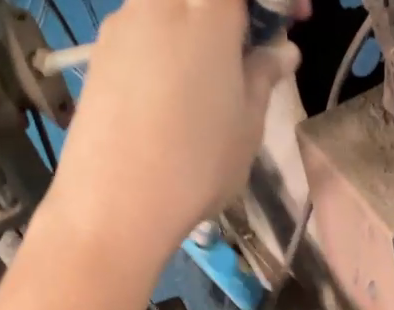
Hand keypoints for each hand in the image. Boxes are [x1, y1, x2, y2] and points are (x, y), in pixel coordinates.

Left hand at [40, 0, 302, 265]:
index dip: (276, 0)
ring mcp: (123, 23)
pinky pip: (144, 30)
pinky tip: (174, 95)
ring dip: (197, 28)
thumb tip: (280, 52)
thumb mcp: (247, 128)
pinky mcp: (101, 53)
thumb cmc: (196, 167)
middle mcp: (160, 2)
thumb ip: (263, 78)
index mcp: (208, 11)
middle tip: (250, 49)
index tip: (292, 20)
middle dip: (232, 13)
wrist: (114, 204)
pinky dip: (167, 46)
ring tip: (213, 77)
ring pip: (169, 8)